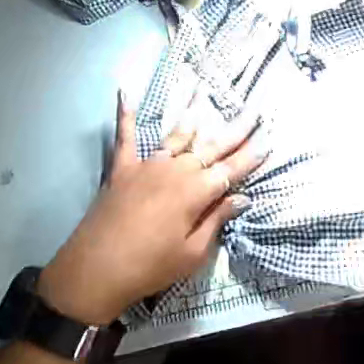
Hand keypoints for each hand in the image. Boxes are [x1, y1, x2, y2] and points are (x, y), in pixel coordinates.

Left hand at [38, 95, 265, 325]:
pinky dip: (126, 115)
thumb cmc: (151, 266)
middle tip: (252, 112)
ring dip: (193, 117)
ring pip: (176, 136)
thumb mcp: (193, 252)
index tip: (268, 140)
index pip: (231, 170)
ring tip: (204, 96)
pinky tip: (125, 93)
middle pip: (210, 147)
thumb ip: (216, 220)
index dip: (251, 157)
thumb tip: (241, 198)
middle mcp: (175, 170)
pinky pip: (125, 137)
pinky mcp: (122, 170)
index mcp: (197, 192)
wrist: (95, 270)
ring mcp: (147, 166)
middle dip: (234, 131)